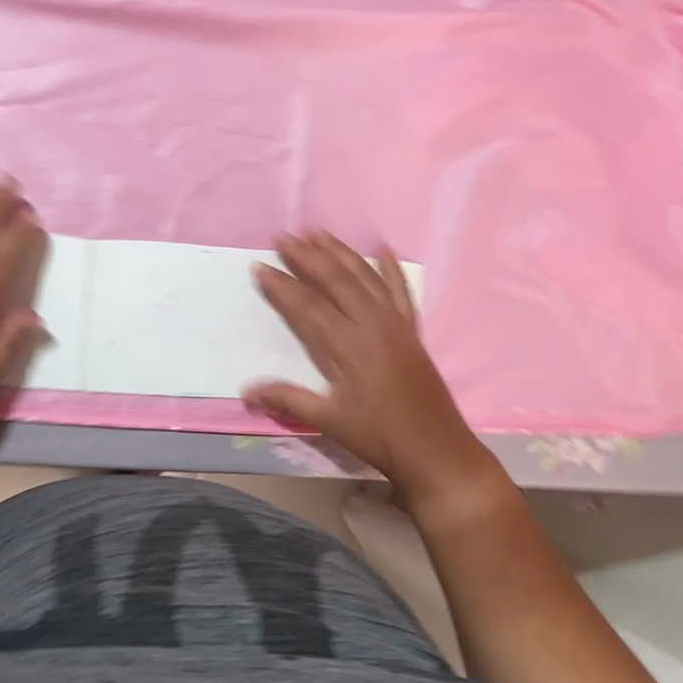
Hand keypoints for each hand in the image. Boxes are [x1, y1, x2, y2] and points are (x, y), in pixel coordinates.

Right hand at [244, 231, 502, 507]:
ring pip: (366, 279)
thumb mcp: (328, 422)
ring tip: (319, 233)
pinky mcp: (412, 332)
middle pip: (336, 282)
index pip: (308, 308)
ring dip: (341, 254)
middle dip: (309, 257)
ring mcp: (396, 326)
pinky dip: (391, 271)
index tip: (260, 266)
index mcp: (348, 348)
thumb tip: (246, 391)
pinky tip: (383, 252)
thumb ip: (287, 400)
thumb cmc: (378, 437)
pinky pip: (401, 292)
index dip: (282, 287)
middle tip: (284, 236)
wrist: (436, 450)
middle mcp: (372, 327)